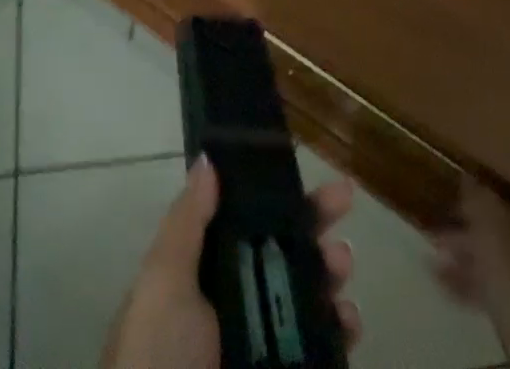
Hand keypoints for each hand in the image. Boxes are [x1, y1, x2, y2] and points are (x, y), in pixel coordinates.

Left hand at [101, 155, 361, 368]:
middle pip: (283, 252)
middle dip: (314, 224)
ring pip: (309, 295)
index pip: (245, 221)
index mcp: (201, 273)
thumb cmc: (161, 351)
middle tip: (342, 200)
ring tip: (342, 264)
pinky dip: (341, 328)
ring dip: (331, 271)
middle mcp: (234, 301)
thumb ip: (187, 222)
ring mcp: (263, 340)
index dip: (277, 196)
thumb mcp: (163, 280)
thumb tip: (208, 160)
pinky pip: (324, 345)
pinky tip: (348, 319)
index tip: (307, 172)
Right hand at [434, 180, 509, 368]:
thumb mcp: (491, 231)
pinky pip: (499, 292)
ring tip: (435, 265)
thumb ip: (479, 200)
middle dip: (466, 239)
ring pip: (498, 267)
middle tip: (436, 241)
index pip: (503, 208)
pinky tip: (449, 289)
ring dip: (467, 264)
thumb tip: (468, 175)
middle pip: (500, 238)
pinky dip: (475, 287)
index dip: (471, 210)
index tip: (445, 213)